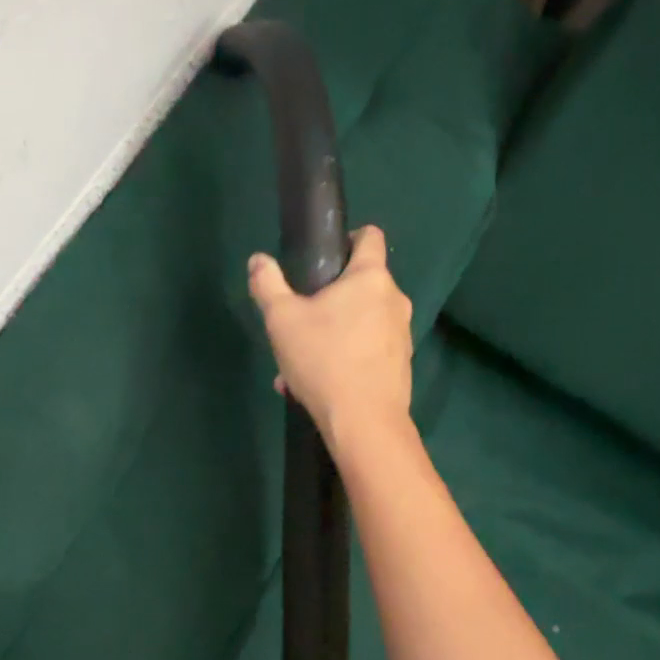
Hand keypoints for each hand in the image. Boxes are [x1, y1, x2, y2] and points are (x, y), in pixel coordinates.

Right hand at [248, 225, 413, 445]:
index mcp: (370, 278)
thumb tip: (258, 260)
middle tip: (300, 320)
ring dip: (332, 335)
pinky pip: (367, 352)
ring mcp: (402, 335)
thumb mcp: (282, 320)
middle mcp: (394, 300)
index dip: (348, 239)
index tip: (324, 258)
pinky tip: (316, 386)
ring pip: (361, 323)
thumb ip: (268, 285)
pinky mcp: (400, 366)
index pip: (370, 236)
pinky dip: (345, 359)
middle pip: (362, 285)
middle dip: (331, 299)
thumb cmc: (324, 360)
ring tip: (299, 364)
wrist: (364, 422)